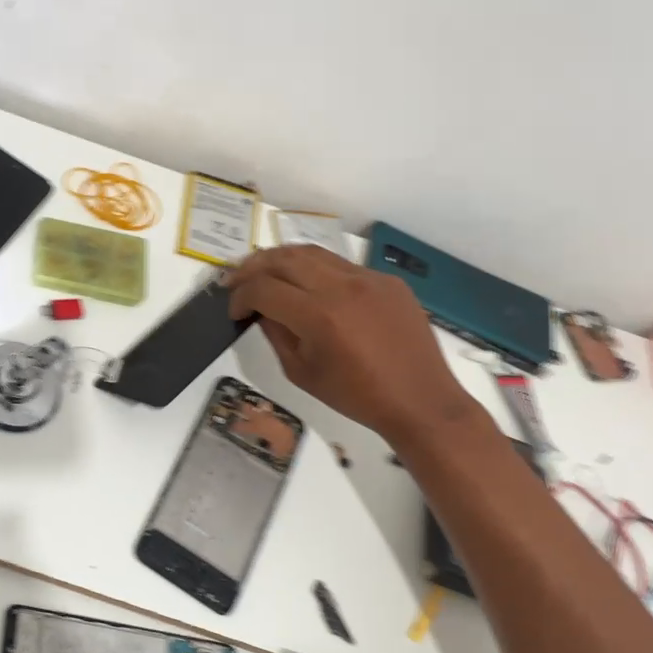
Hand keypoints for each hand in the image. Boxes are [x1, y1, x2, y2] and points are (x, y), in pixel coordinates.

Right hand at [223, 245, 481, 443]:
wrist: (418, 399)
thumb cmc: (355, 395)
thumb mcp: (301, 371)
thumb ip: (277, 334)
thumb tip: (262, 310)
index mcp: (319, 315)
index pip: (264, 288)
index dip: (240, 296)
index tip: (233, 310)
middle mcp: (342, 287)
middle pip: (284, 259)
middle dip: (253, 267)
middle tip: (235, 280)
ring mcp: (368, 279)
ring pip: (312, 253)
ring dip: (281, 259)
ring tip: (264, 271)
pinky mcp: (386, 281)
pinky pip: (341, 265)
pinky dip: (315, 269)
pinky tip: (308, 285)